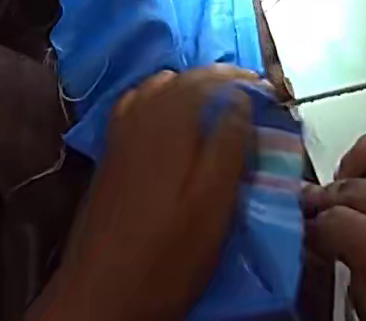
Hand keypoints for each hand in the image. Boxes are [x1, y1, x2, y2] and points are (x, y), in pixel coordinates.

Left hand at [35, 66, 259, 320]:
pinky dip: (160, 98)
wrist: (102, 289)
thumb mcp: (213, 203)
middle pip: (182, 78)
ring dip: (188, 87)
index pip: (206, 78)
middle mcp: (141, 112)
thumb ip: (229, 145)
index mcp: (169, 119)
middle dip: (214, 80)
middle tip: (244, 95)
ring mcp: (121, 127)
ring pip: (159, 87)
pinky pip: (139, 103)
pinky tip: (170, 119)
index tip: (262, 85)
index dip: (237, 77)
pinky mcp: (111, 146)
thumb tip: (241, 99)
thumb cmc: (167, 250)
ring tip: (214, 104)